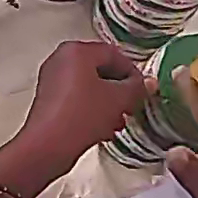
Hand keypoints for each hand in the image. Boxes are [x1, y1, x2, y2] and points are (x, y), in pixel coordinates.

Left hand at [0, 40, 152, 197]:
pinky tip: (103, 129)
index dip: (133, 72)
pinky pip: (77, 99)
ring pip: (89, 87)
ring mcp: (52, 80)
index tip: (143, 89)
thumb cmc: (83, 115)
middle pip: (100, 70)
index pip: (114, 54)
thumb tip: (149, 83)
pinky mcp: (48, 101)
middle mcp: (61, 60)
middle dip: (120, 90)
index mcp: (76, 51)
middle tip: (132, 106)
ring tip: (119, 121)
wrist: (48, 146)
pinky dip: (92, 110)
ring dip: (108, 103)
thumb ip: (137, 88)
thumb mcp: (118, 100)